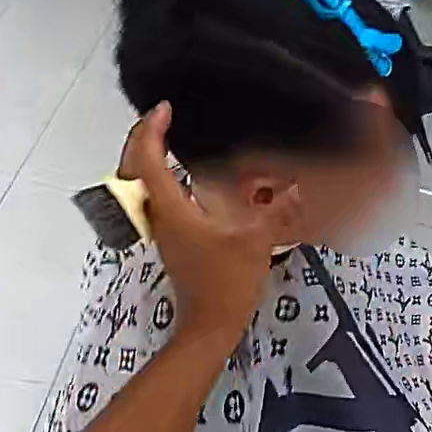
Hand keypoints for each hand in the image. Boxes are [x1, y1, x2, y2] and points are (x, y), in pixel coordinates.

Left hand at [121, 103, 295, 340]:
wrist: (210, 323)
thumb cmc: (226, 283)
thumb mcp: (255, 241)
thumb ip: (277, 211)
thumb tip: (299, 187)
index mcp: (171, 209)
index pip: (146, 159)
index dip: (151, 129)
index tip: (165, 108)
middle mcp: (158, 214)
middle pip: (132, 167)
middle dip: (142, 138)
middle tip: (162, 119)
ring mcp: (163, 227)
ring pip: (142, 183)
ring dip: (150, 158)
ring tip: (173, 140)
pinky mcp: (173, 238)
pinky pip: (159, 198)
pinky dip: (166, 178)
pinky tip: (193, 178)